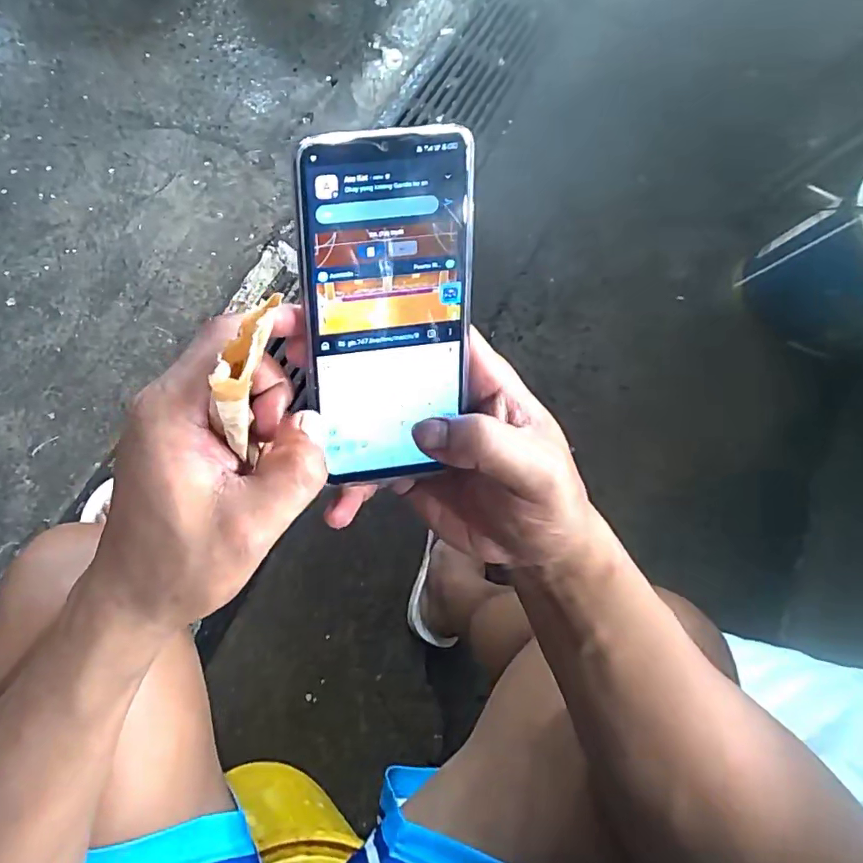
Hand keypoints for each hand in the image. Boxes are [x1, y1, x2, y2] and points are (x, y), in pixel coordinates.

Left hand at [84, 306, 328, 627]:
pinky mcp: (178, 436)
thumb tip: (315, 424)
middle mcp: (164, 402)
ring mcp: (168, 419)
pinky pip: (228, 409)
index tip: (310, 335)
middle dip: (273, 393)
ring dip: (266, 414)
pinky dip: (253, 429)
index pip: (224, 338)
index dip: (270, 325)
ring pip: (236, 385)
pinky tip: (254, 468)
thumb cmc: (181, 567)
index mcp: (171, 411)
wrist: (132, 600)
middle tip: (279, 442)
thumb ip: (296, 469)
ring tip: (263, 464)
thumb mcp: (253, 525)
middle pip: (236, 360)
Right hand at [326, 329, 605, 569]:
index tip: (362, 313)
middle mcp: (449, 402)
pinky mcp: (411, 472)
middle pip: (396, 373)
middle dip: (353, 368)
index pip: (445, 337)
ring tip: (313, 444)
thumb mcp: (533, 465)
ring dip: (342, 429)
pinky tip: (342, 504)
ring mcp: (426, 437)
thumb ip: (486, 441)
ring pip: (375, 421)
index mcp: (484, 383)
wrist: (539, 549)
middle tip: (310, 365)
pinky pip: (373, 470)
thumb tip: (428, 429)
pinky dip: (353, 485)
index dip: (408, 319)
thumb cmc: (551, 496)